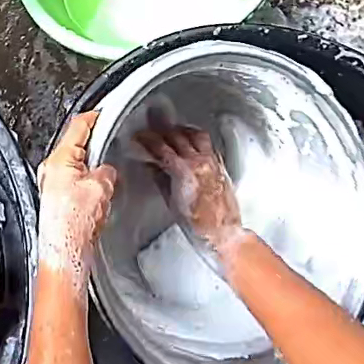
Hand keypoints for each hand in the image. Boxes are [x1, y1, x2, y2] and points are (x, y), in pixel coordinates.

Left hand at [37, 112, 117, 284]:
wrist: (65, 255)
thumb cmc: (74, 224)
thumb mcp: (101, 187)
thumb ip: (106, 169)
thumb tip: (107, 170)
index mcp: (59, 159)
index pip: (78, 125)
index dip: (96, 116)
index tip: (106, 111)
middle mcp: (51, 169)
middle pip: (77, 144)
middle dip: (96, 146)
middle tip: (112, 145)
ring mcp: (52, 184)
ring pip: (77, 164)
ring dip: (93, 167)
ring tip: (106, 180)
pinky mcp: (56, 199)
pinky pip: (75, 181)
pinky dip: (88, 183)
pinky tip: (99, 197)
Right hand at [136, 125, 245, 255]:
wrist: (222, 232)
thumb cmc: (198, 224)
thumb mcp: (172, 202)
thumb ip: (161, 179)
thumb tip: (152, 167)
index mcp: (184, 171)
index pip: (161, 148)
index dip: (148, 140)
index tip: (140, 137)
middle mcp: (199, 162)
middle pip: (177, 136)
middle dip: (162, 132)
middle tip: (152, 131)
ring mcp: (211, 162)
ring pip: (196, 135)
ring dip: (182, 130)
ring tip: (173, 131)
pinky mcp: (220, 166)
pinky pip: (209, 144)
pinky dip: (197, 138)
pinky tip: (193, 141)